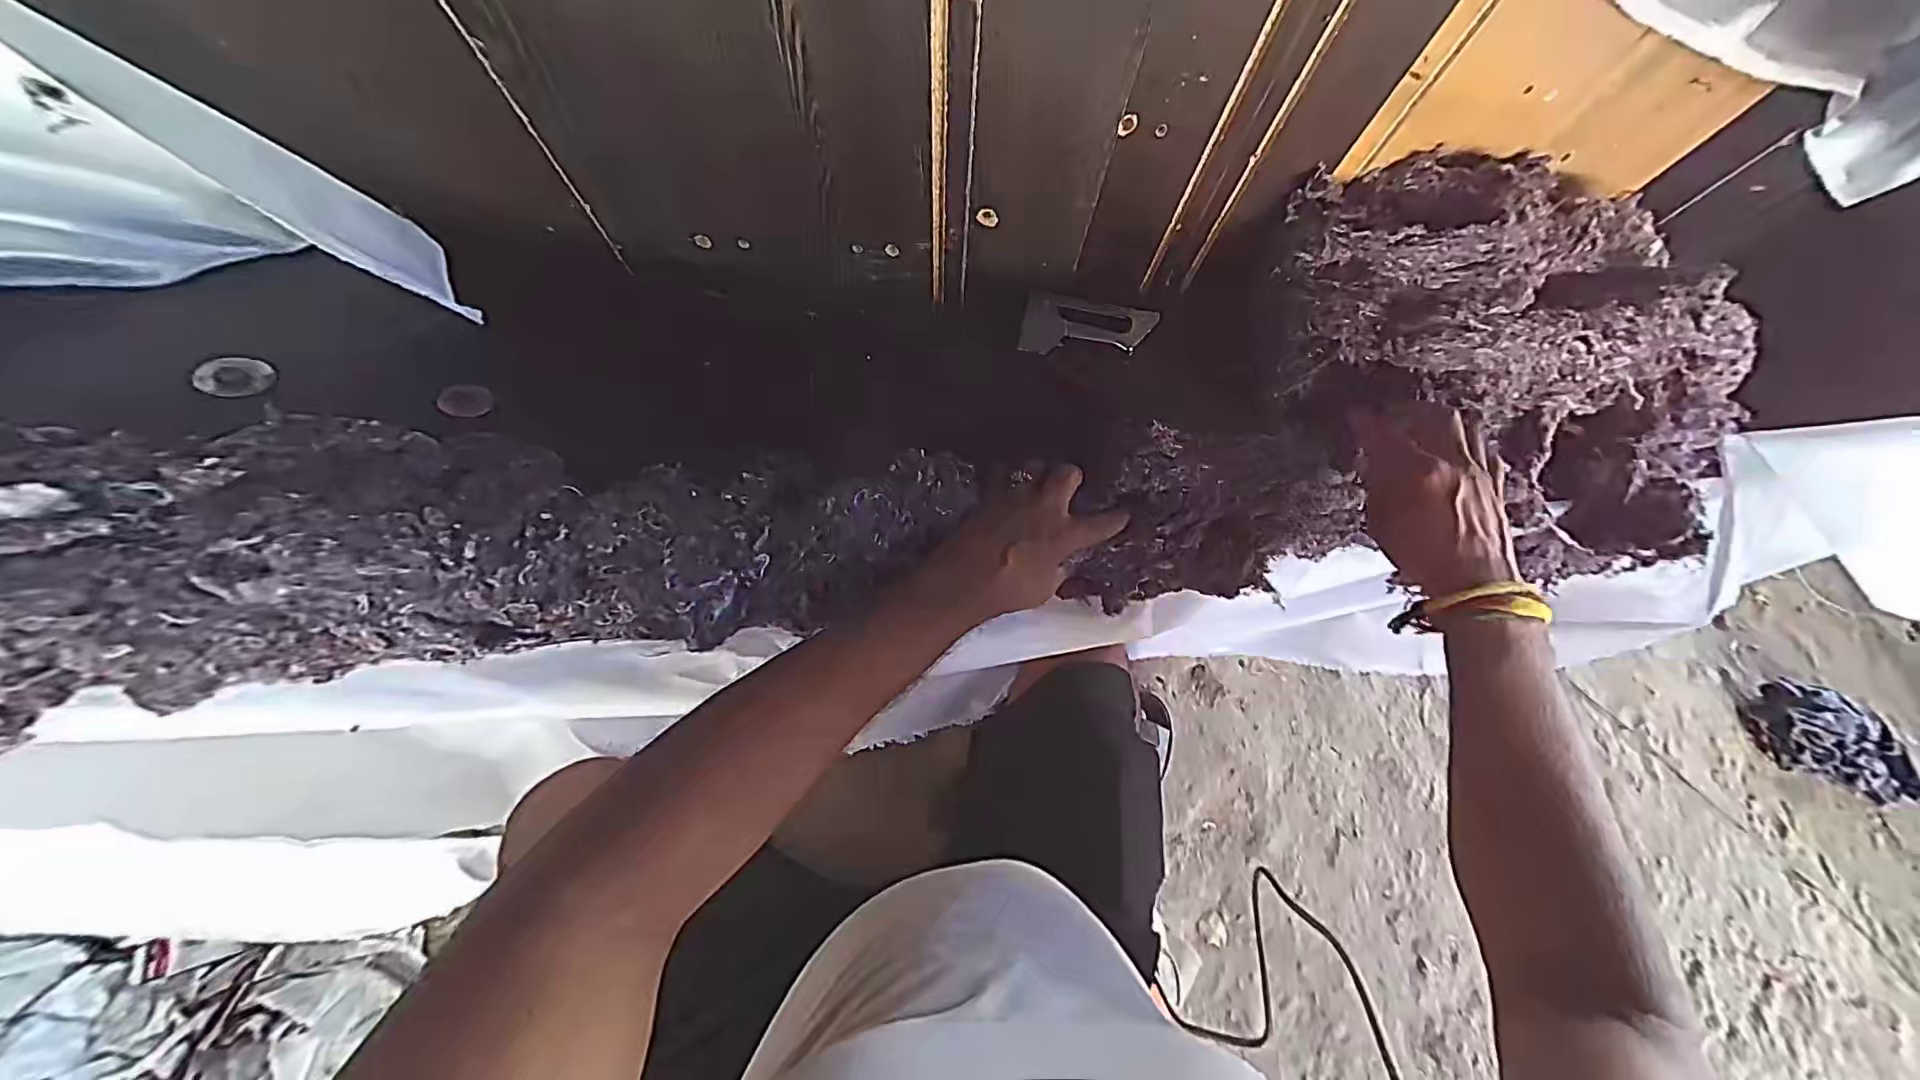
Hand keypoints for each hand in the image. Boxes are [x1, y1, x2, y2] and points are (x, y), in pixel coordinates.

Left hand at [901, 465, 1128, 623]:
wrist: (964, 579)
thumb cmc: (1006, 590)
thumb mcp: (1043, 589)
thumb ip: (1056, 570)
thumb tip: (1058, 564)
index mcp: (1064, 535)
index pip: (1101, 523)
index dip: (1115, 519)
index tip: (1122, 515)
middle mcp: (1044, 508)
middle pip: (1067, 474)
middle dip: (1072, 476)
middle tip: (1070, 484)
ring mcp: (1015, 497)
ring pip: (1033, 466)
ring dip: (1038, 473)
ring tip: (1036, 481)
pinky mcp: (989, 496)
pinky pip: (1001, 475)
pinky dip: (1005, 478)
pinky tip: (1004, 484)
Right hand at [1350, 403, 1519, 596]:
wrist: (1475, 584)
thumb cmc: (1425, 560)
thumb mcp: (1383, 523)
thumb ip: (1378, 488)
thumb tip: (1374, 466)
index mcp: (1419, 473)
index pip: (1386, 435)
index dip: (1366, 422)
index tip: (1357, 416)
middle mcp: (1453, 464)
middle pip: (1433, 416)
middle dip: (1408, 410)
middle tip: (1392, 414)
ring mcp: (1479, 471)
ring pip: (1464, 425)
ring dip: (1440, 419)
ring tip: (1424, 423)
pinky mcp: (1495, 483)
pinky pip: (1483, 448)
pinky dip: (1465, 441)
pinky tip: (1455, 449)